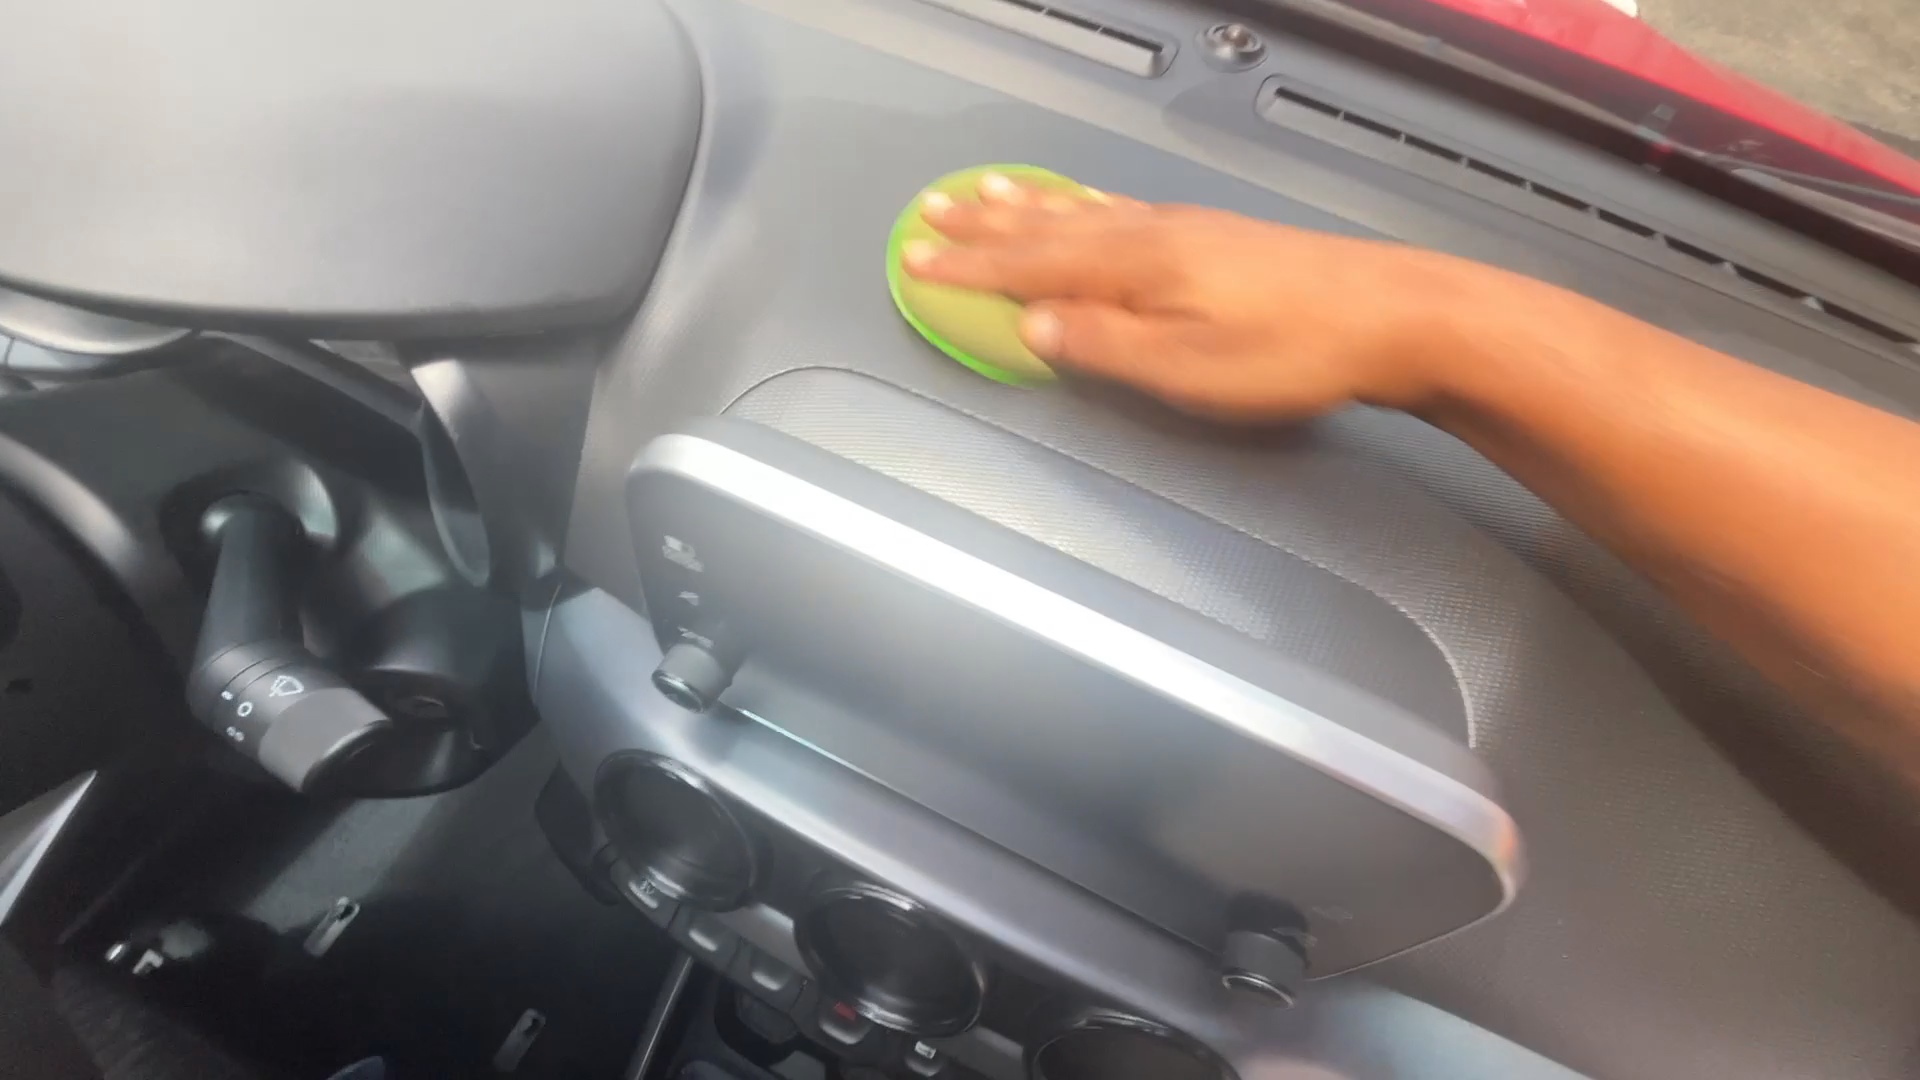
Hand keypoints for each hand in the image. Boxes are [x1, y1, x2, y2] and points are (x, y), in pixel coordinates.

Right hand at [903, 174, 1491, 420]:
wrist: (1388, 313)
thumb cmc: (1283, 351)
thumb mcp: (1183, 366)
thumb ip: (1101, 343)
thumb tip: (1033, 324)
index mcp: (1131, 265)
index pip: (1028, 263)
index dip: (969, 264)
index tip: (917, 257)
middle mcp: (1145, 233)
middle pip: (1046, 226)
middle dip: (984, 224)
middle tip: (933, 209)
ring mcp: (1177, 228)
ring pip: (1080, 211)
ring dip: (1027, 205)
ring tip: (987, 193)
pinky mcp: (1205, 235)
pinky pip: (1117, 210)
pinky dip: (1080, 205)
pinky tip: (1079, 205)